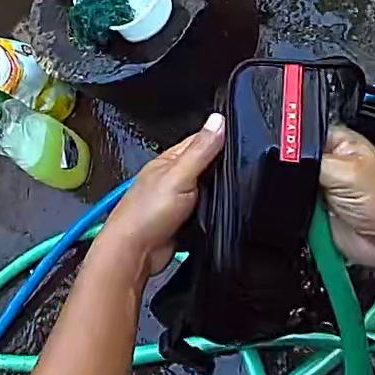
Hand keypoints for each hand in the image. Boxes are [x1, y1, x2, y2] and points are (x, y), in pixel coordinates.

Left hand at [93, 112, 225, 281]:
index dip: (220, 136)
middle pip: (206, 165)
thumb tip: (217, 120)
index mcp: (169, 161)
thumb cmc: (145, 214)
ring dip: (217, 192)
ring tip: (232, 190)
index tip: (240, 137)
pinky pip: (205, 212)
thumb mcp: (179, 175)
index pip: (200, 139)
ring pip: (207, 190)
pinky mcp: (183, 222)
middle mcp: (173, 178)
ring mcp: (177, 201)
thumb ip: (200, 150)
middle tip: (241, 167)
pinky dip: (212, 213)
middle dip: (222, 167)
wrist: (134, 254)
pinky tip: (218, 213)